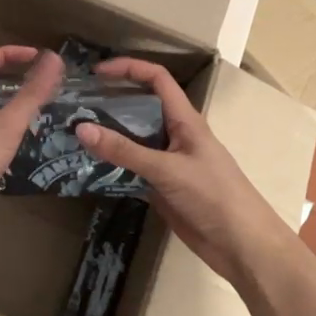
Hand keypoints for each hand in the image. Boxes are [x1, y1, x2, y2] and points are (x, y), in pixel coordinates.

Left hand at [0, 46, 63, 234]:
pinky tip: (24, 140)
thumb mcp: (8, 123)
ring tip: (39, 110)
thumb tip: (54, 59)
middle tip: (40, 83)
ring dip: (11, 105)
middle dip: (12, 78)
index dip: (9, 53)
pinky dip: (7, 128)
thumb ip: (31, 93)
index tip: (36, 56)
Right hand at [74, 58, 289, 279]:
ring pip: (132, 140)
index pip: (157, 79)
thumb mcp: (167, 170)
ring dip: (106, 136)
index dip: (129, 68)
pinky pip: (130, 169)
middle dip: (109, 103)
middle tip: (74, 106)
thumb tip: (80, 128)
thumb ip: (124, 151)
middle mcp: (175, 135)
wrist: (243, 248)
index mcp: (185, 120)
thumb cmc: (214, 197)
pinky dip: (110, 165)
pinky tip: (86, 168)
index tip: (97, 73)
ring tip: (71, 135)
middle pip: (139, 108)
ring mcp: (167, 162)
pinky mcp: (161, 187)